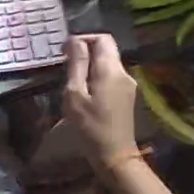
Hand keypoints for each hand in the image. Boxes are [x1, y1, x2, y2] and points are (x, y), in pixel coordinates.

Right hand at [63, 34, 138, 172]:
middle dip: (86, 50)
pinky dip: (97, 75)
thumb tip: (75, 41)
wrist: (115, 155)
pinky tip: (85, 91)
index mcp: (110, 69)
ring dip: (90, 64)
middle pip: (107, 49)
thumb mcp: (75, 95)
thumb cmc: (90, 127)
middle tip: (66, 63)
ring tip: (72, 79)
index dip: (83, 39)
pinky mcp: (127, 95)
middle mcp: (124, 72)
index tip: (65, 51)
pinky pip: (111, 76)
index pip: (102, 38)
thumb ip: (76, 65)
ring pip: (109, 63)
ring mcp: (128, 84)